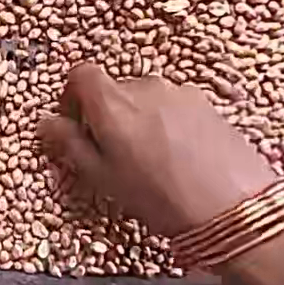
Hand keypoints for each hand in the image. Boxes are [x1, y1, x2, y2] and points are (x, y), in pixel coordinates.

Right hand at [38, 64, 277, 237]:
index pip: (80, 75)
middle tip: (112, 151)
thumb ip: (70, 144)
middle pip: (114, 88)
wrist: (236, 210)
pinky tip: (178, 157)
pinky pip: (174, 106)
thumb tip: (47, 123)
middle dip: (107, 112)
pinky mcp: (208, 104)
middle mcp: (144, 86)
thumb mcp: (102, 177)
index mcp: (111, 102)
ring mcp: (180, 93)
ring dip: (139, 118)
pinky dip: (167, 123)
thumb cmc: (159, 197)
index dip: (72, 96)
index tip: (74, 123)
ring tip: (150, 159)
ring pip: (145, 98)